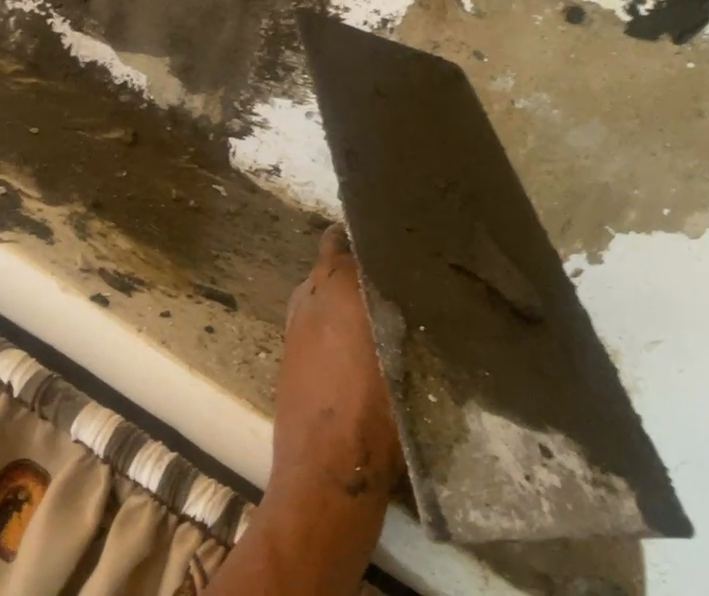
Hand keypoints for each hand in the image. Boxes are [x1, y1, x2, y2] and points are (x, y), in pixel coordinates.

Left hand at [270, 224, 402, 502]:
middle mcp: (310, 295)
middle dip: (356, 259)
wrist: (326, 470)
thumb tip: (420, 287)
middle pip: (331, 258)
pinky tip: (356, 339)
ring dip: (341, 290)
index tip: (400, 239)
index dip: (374, 236)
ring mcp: (293, 325)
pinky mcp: (288, 354)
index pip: (349, 238)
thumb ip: (409, 312)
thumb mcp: (410, 356)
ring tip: (377, 303)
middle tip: (392, 271)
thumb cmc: (376, 410)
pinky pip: (312, 319)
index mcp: (339, 284)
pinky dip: (330, 318)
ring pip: (318, 289)